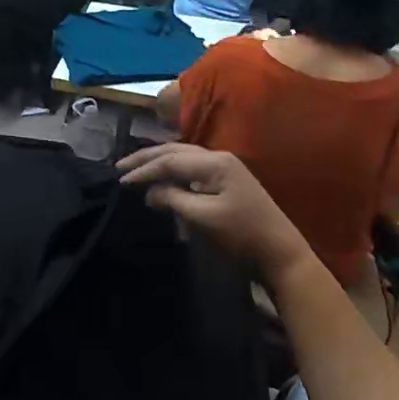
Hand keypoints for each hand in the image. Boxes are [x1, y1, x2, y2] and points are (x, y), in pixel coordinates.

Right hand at [117, 144, 312, 279]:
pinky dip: (173, 170)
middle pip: (176, 150)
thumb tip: (150, 191)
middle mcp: (219, 157)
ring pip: (184, 156)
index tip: (120, 180)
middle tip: (120, 167)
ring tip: (136, 169)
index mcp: (215, 162)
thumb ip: (174, 199)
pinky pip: (193, 167)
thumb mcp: (204, 218)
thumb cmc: (241, 233)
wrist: (279, 249)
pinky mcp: (227, 180)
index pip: (170, 159)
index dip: (144, 169)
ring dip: (159, 161)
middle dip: (147, 158)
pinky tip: (163, 178)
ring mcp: (225, 167)